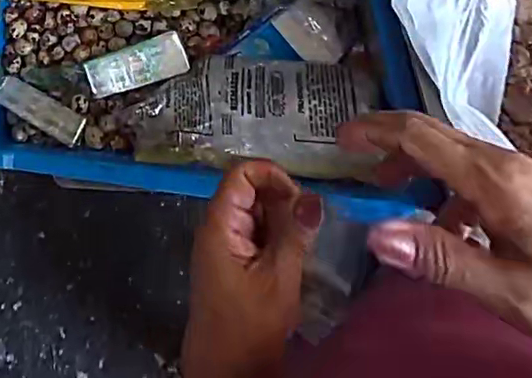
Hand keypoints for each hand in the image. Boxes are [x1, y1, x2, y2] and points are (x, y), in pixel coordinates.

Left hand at [182, 160, 323, 377]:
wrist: (223, 372)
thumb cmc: (248, 326)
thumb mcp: (278, 279)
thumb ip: (294, 235)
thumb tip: (313, 197)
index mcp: (219, 222)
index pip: (240, 174)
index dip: (270, 175)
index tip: (301, 196)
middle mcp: (217, 225)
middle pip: (247, 190)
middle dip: (280, 198)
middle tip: (310, 222)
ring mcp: (224, 243)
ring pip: (253, 212)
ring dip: (280, 219)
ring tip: (306, 239)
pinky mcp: (233, 260)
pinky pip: (254, 233)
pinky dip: (275, 236)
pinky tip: (294, 253)